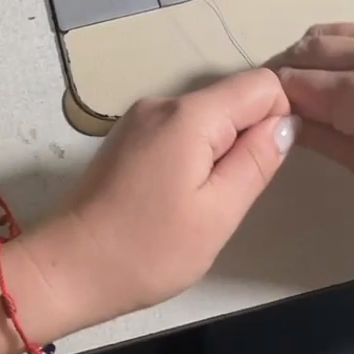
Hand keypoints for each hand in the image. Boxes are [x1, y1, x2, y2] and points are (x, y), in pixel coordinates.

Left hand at [20, 68, 296, 329]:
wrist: (66, 268)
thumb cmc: (147, 249)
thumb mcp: (218, 213)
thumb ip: (256, 161)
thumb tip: (287, 122)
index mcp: (188, 115)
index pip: (260, 85)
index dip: (280, 117)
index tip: (268, 165)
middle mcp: (161, 103)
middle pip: (230, 98)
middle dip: (247, 138)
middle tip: (232, 194)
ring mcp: (139, 119)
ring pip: (205, 118)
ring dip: (219, 152)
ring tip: (203, 201)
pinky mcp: (127, 138)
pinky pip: (179, 131)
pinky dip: (193, 156)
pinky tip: (178, 197)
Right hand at [270, 23, 353, 225]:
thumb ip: (320, 136)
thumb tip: (281, 118)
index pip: (295, 83)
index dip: (272, 98)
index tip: (265, 113)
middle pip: (306, 49)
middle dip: (284, 72)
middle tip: (280, 101)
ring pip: (327, 32)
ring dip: (307, 54)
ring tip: (309, 84)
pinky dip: (337, 44)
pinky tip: (341, 70)